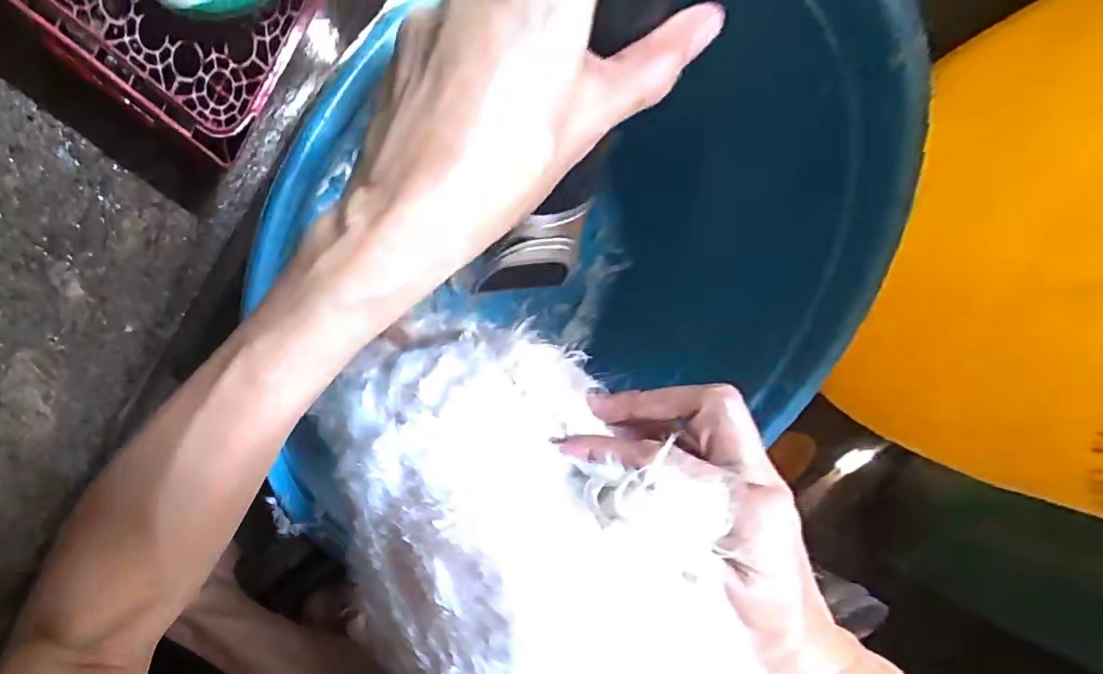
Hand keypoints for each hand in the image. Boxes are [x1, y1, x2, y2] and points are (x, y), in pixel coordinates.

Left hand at [302, 0, 724, 315]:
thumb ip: (648, 64)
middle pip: (531, 2)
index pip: (572, 1)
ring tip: (502, 90)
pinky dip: (459, 50)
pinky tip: (458, 103)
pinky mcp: (397, 48)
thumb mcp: (584, 120)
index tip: (583, 42)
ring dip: (503, 30)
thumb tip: (704, 24)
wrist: (399, 222)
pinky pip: (443, 30)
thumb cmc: (499, 173)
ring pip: (483, 7)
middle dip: (548, 22)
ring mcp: (434, 11)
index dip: (582, 21)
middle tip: (553, 64)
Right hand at [557, 384, 861, 673]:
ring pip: (709, 420)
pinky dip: (661, 439)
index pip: (669, 454)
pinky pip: (703, 447)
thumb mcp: (694, 587)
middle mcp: (759, 479)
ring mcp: (756, 483)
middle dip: (648, 402)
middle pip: (712, 407)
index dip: (613, 446)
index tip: (568, 446)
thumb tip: (597, 496)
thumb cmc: (746, 629)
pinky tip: (626, 456)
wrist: (798, 652)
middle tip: (592, 412)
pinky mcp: (744, 493)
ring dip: (653, 415)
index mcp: (748, 502)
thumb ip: (653, 537)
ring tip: (601, 425)